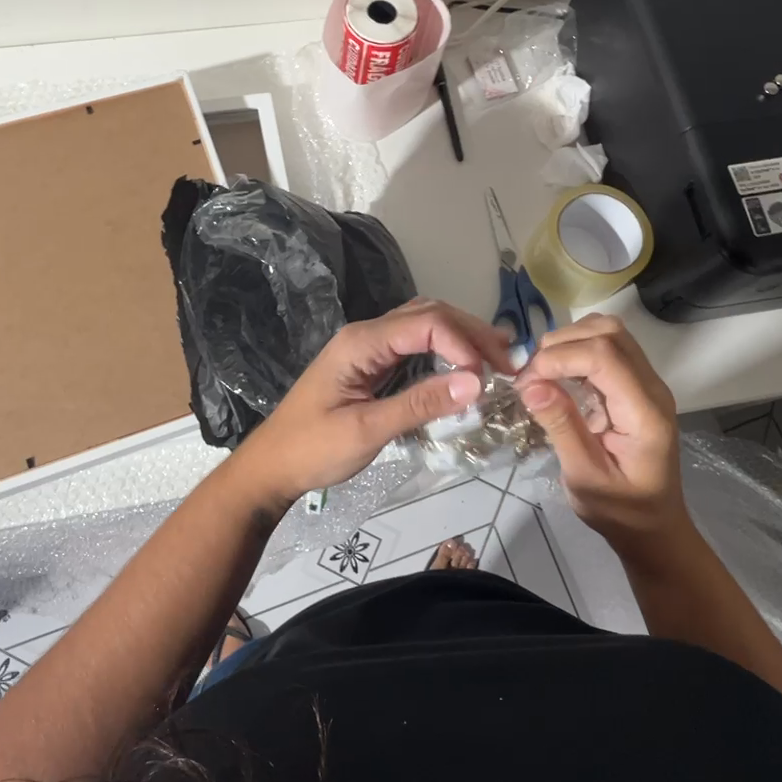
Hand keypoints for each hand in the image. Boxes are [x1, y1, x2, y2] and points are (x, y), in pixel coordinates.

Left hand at [233, 299, 515, 505]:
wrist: (272, 467)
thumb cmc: (312, 450)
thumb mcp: (367, 430)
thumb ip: (420, 404)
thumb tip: (476, 383)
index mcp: (361, 342)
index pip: (425, 323)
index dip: (463, 343)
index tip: (488, 378)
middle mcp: (366, 335)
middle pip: (429, 315)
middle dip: (472, 334)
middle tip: (509, 364)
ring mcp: (368, 348)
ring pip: (424, 326)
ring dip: (462, 338)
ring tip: (499, 360)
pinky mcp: (371, 365)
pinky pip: (415, 346)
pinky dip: (445, 352)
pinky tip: (466, 368)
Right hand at [514, 314, 686, 549]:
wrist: (652, 527)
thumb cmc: (618, 510)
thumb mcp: (584, 476)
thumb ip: (561, 426)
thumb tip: (530, 384)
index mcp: (645, 413)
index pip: (605, 356)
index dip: (560, 357)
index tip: (527, 381)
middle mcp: (652, 388)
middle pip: (609, 333)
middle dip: (562, 343)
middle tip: (532, 375)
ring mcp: (647, 384)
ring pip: (609, 332)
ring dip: (569, 342)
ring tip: (542, 372)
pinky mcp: (636, 385)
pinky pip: (608, 348)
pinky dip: (577, 350)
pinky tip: (558, 376)